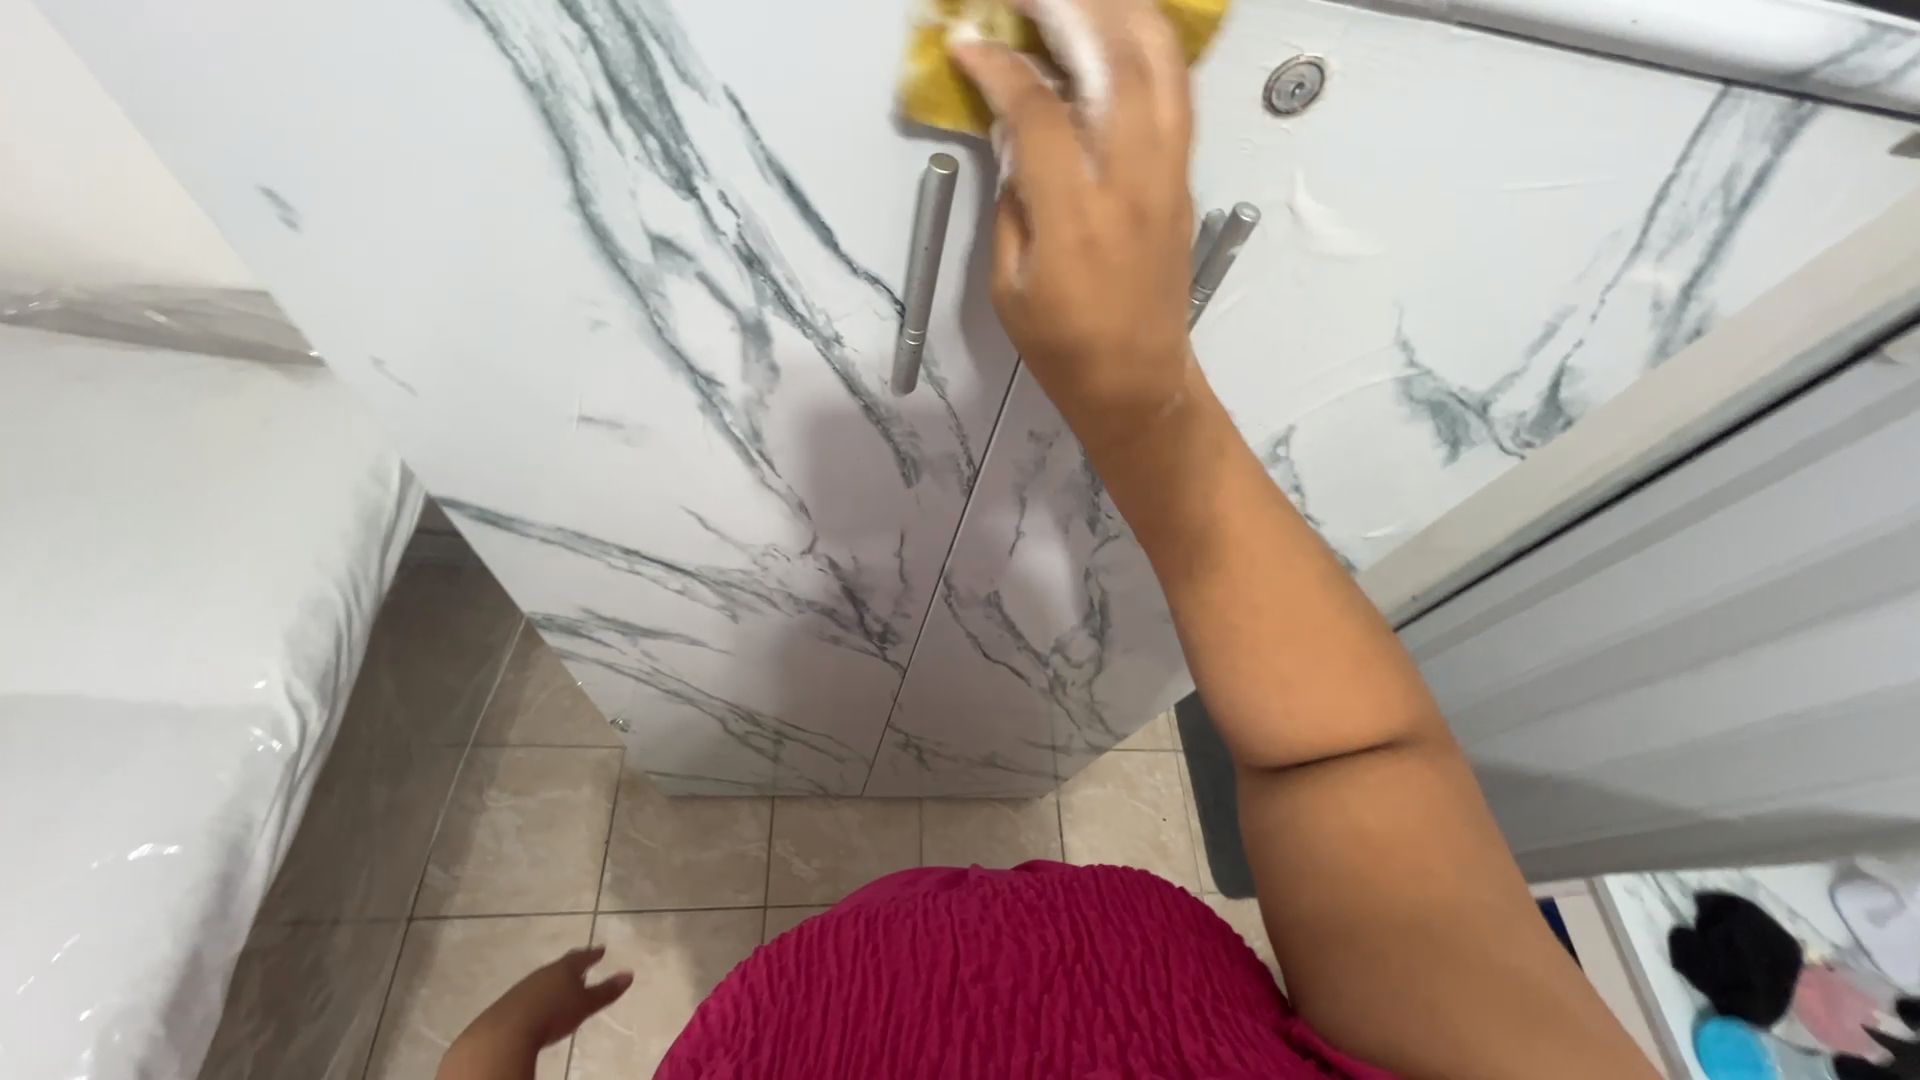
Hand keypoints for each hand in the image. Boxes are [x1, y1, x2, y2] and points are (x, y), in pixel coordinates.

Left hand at [445, 947, 631, 1062]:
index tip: (601, 949)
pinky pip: (528, 996)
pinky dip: (538, 998)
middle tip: (581, 968)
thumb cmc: (553, 1014)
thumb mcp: (585, 1005)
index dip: (592, 954)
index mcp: (564, 968)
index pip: (582, 956)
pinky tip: (539, 1008)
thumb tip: (630, 974)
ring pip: (543, 981)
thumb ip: (606, 991)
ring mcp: (523, 988)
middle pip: (561, 967)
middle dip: (571, 968)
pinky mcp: (508, 1006)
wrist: (504, 1034)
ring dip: (553, 984)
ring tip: (561, 989)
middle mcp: (544, 973)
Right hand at [949, 0, 1197, 454]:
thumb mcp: (1009, 286)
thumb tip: (1014, 140)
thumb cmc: (1063, 347)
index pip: (1039, 110)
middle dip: (1069, 6)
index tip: (967, 42)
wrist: (1137, 381)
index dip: (998, 66)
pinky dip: (1150, 49)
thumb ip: (1011, 203)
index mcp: (1075, 219)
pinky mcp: (1184, 181)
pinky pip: (1176, 93)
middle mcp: (1131, 185)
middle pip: (1115, 61)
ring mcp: (1168, 178)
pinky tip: (1120, 33)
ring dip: (1121, 13)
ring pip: (1161, 65)